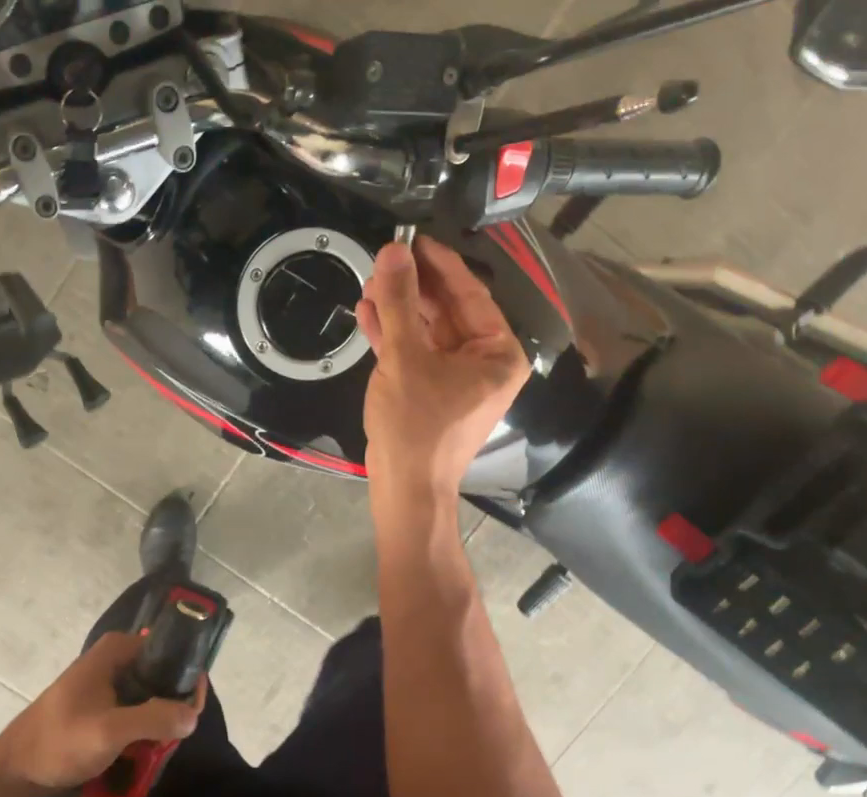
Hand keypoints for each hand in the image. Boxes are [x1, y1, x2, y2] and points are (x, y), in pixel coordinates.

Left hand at [0, 633, 204, 796]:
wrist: (17, 772)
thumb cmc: (58, 743)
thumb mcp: (109, 730)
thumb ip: (154, 719)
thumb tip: (193, 716)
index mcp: (115, 651)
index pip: (169, 651)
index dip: (187, 678)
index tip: (192, 712)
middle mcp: (114, 661)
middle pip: (164, 675)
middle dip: (175, 704)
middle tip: (177, 735)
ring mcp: (108, 686)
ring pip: (153, 697)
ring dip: (162, 721)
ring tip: (162, 747)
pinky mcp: (104, 710)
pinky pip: (139, 713)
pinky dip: (147, 730)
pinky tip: (147, 752)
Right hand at [357, 237, 529, 502]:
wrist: (406, 489)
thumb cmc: (416, 425)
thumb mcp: (405, 357)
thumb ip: (399, 302)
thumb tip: (392, 251)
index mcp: (498, 353)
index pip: (470, 294)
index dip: (440, 264)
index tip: (412, 239)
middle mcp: (483, 363)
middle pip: (447, 311)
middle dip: (412, 287)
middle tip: (383, 260)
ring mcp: (455, 379)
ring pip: (427, 331)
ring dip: (398, 309)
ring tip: (369, 283)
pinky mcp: (429, 393)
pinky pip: (414, 354)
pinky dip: (392, 336)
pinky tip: (368, 312)